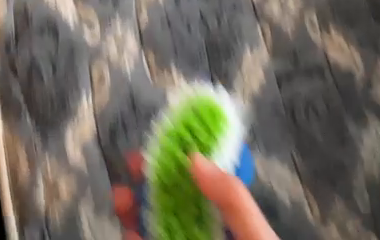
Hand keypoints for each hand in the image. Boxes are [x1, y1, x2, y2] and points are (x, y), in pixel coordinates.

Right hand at [113, 150, 278, 239]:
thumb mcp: (258, 239)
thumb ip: (232, 200)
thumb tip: (194, 157)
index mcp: (230, 224)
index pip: (202, 186)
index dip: (177, 164)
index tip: (155, 148)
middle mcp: (205, 236)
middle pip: (172, 204)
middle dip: (147, 185)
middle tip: (131, 171)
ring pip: (154, 228)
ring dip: (134, 211)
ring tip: (121, 200)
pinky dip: (135, 239)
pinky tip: (130, 234)